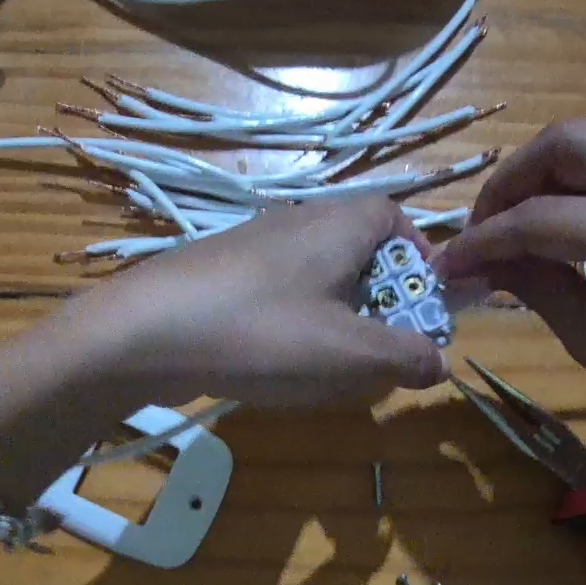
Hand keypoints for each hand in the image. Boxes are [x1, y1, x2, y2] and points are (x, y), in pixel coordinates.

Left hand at [51, 197, 450, 406]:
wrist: (143, 333)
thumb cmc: (261, 332)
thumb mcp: (348, 353)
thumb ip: (404, 356)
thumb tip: (442, 363)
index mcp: (338, 224)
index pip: (396, 218)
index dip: (419, 260)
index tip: (421, 308)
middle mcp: (296, 220)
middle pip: (357, 250)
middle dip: (377, 300)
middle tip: (376, 348)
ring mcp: (250, 244)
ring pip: (314, 275)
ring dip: (333, 317)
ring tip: (327, 366)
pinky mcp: (217, 273)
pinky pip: (274, 292)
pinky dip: (290, 323)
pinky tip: (272, 362)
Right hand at [436, 119, 585, 464]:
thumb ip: (535, 285)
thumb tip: (474, 262)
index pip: (544, 217)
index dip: (484, 238)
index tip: (450, 262)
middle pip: (572, 141)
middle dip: (511, 180)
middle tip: (483, 228)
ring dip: (545, 177)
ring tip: (513, 227)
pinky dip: (581, 184)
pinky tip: (561, 224)